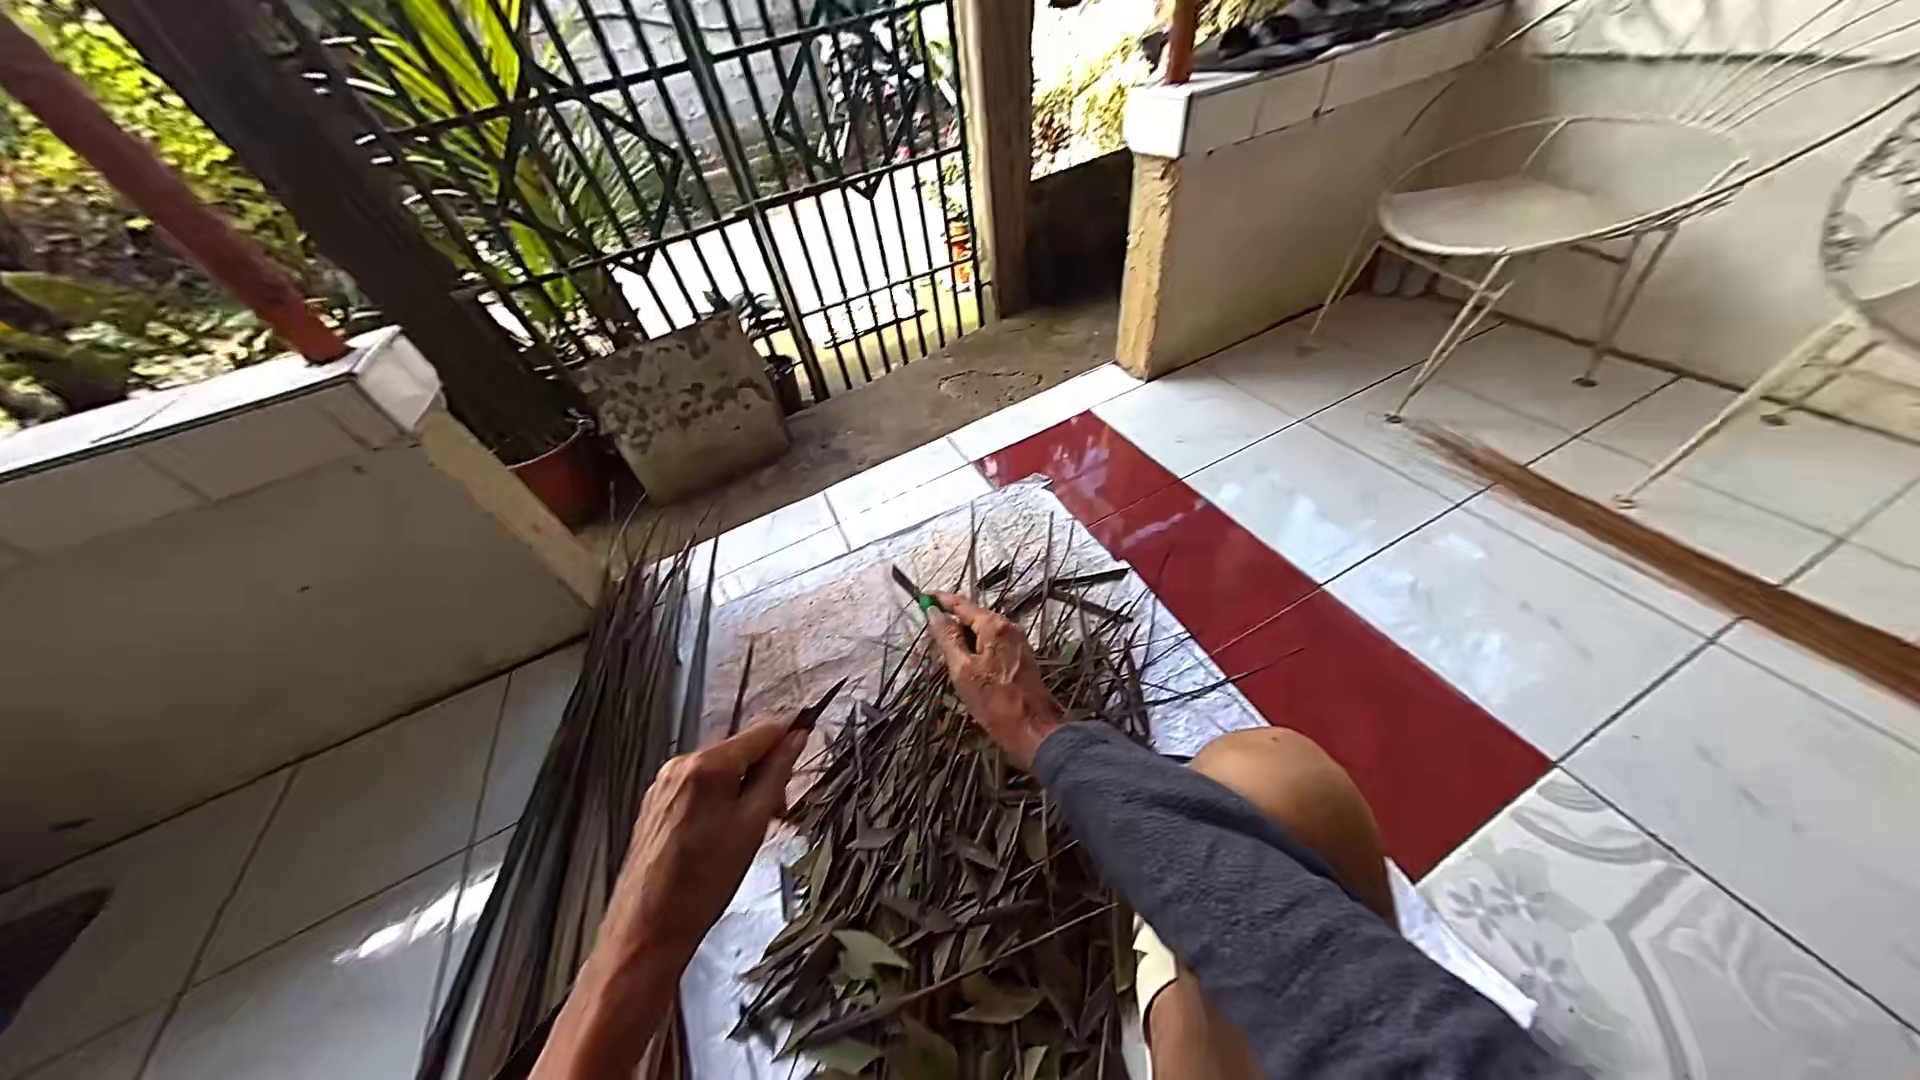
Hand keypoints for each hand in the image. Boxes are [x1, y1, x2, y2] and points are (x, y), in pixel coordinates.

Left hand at [535, 717, 805, 1079]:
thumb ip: (778, 773)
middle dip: (765, 769)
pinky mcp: (656, 802)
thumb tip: (796, 739)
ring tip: (752, 826)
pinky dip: (721, 797)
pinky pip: (701, 784)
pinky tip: (725, 831)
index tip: (808, 740)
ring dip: (744, 785)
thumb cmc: (702, 882)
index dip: (789, 734)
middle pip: (740, 749)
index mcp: (706, 765)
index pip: (761, 731)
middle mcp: (680, 765)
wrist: (647, 930)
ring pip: (721, 768)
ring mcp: (664, 783)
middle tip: (780, 807)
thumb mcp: (754, 823)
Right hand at [928, 592, 1063, 770]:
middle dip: (952, 620)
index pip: (962, 604)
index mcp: (994, 625)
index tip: (923, 596)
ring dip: (963, 636)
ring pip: (983, 631)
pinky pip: (992, 644)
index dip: (941, 600)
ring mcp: (1017, 642)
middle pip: (974, 616)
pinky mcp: (1019, 658)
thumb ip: (948, 638)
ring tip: (942, 649)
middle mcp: (1009, 627)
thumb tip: (934, 613)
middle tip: (929, 629)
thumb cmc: (994, 701)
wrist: (1033, 729)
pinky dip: (975, 647)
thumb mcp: (962, 669)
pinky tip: (964, 662)